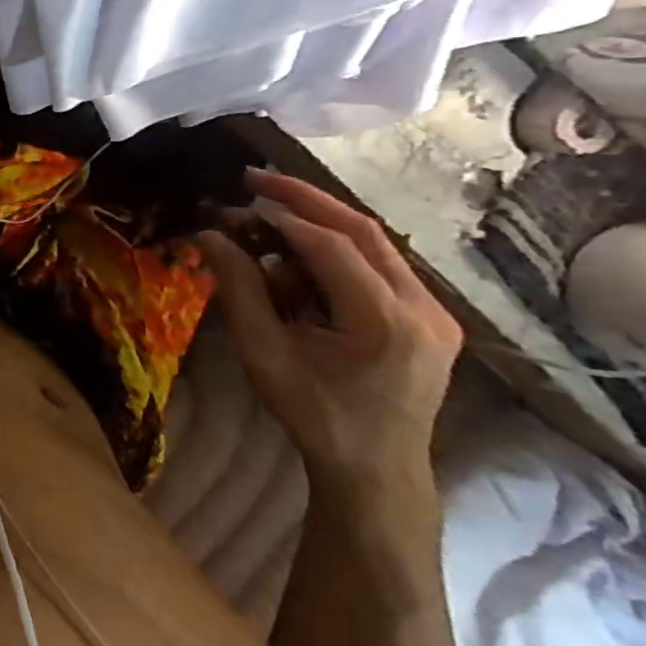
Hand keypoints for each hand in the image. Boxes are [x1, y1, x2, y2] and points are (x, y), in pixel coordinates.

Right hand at [196, 169, 462, 489]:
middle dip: (306, 199)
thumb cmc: (313, 412)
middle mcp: (424, 308)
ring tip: (268, 211)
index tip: (238, 204)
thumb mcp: (264, 352)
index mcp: (386, 321)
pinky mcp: (430, 319)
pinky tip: (299, 252)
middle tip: (255, 177)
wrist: (375, 468)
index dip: (282, 218)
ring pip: (375, 244)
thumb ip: (238, 288)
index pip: (332, 247)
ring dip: (320, 221)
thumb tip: (209, 235)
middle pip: (364, 231)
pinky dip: (336, 248)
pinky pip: (380, 265)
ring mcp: (435, 313)